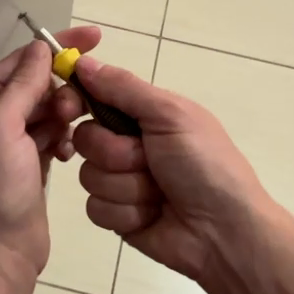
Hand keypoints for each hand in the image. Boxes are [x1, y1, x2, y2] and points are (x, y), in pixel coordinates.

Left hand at [0, 25, 102, 278]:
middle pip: (38, 83)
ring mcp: (12, 141)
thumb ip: (23, 84)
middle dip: (62, 89)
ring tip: (70, 134)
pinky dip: (65, 138)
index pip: (21, 60)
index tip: (95, 38)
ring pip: (50, 109)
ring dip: (65, 115)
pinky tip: (68, 153)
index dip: (56, 46)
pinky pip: (55, 134)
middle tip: (76, 108)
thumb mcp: (2, 127)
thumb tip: (41, 47)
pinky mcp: (31, 162)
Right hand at [68, 58, 274, 283]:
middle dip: (116, 154)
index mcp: (143, 114)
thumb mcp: (170, 115)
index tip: (69, 110)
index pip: (93, 97)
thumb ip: (124, 88)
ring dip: (127, 187)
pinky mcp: (117, 216)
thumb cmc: (205, 164)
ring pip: (88, 177)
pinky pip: (95, 209)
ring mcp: (121, 182)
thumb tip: (81, 61)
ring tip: (159, 194)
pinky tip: (151, 216)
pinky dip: (126, 212)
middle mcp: (128, 144)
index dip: (76, 102)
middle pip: (85, 139)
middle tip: (149, 161)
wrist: (224, 232)